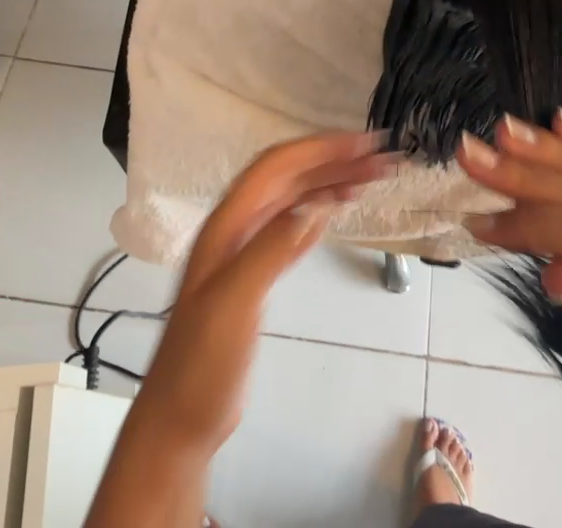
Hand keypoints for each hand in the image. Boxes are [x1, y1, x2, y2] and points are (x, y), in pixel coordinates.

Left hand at [126, 131, 396, 454]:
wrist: (180, 417)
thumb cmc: (202, 365)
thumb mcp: (234, 303)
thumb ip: (271, 250)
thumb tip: (315, 204)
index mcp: (226, 225)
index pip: (276, 167)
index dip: (319, 149)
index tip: (364, 144)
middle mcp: (234, 228)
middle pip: (288, 178)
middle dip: (333, 160)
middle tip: (382, 159)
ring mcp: (244, 252)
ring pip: (292, 200)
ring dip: (329, 182)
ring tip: (371, 177)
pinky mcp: (255, 276)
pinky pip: (291, 228)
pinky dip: (318, 211)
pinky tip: (337, 209)